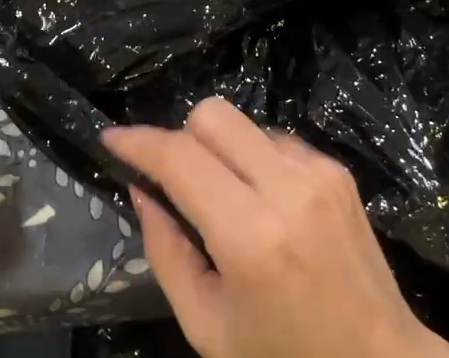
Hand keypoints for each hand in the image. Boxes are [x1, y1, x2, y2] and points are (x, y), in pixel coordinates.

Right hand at [103, 98, 448, 357]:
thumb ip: (166, 253)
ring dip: (220, 149)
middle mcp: (287, 187)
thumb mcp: (207, 325)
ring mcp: (319, 172)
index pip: (180, 158)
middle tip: (171, 180)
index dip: (138, 142)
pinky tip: (261, 203)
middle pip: (213, 115)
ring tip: (222, 201)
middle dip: (181, 137)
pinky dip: (255, 159)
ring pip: (245, 123)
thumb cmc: (282, 356)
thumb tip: (141, 191)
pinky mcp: (338, 169)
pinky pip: (277, 139)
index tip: (110, 139)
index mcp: (251, 236)